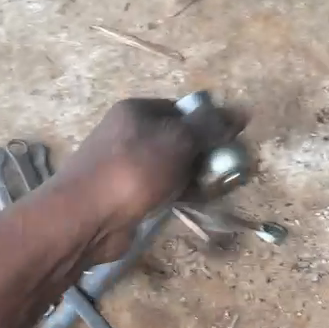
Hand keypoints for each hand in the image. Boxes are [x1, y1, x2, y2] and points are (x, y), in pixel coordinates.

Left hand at [45, 97, 240, 261]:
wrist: (87, 217)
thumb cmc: (134, 170)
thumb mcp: (178, 140)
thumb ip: (210, 127)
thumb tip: (242, 113)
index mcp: (137, 111)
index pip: (183, 110)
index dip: (209, 124)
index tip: (230, 144)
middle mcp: (129, 133)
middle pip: (179, 138)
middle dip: (205, 154)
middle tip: (227, 171)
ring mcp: (127, 165)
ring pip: (172, 166)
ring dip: (195, 177)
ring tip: (217, 189)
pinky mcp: (127, 194)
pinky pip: (162, 188)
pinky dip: (179, 194)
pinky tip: (195, 203)